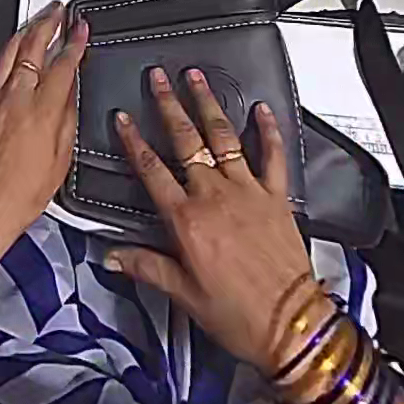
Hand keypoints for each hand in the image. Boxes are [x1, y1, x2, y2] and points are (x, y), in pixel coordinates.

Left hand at [0, 2, 88, 298]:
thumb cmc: (18, 196)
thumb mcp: (60, 161)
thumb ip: (67, 119)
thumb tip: (71, 93)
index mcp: (41, 110)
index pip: (63, 63)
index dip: (75, 41)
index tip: (82, 27)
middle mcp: (15, 97)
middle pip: (33, 45)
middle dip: (49, 22)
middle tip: (59, 10)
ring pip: (9, 50)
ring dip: (26, 29)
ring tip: (37, 20)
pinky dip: (5, 50)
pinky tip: (9, 48)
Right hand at [103, 69, 324, 372]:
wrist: (290, 326)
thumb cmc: (238, 314)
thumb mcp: (183, 294)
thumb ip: (146, 267)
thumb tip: (112, 257)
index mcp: (187, 219)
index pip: (152, 170)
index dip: (134, 141)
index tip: (123, 118)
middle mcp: (214, 196)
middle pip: (185, 140)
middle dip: (169, 104)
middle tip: (159, 77)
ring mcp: (247, 190)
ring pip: (223, 136)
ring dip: (207, 103)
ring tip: (196, 77)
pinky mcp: (275, 195)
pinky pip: (272, 155)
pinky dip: (268, 130)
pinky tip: (261, 108)